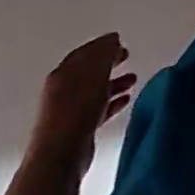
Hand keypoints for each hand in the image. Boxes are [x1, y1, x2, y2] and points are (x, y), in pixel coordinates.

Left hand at [26, 32, 137, 174]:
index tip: (119, 40)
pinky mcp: (77, 131)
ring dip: (113, 83)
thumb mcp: (95, 72)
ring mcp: (68, 112)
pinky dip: (111, 102)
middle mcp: (62, 91)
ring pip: (95, 91)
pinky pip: (98, 110)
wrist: (62, 155)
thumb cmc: (78, 108)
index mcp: (62, 73)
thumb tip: (112, 40)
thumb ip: (105, 53)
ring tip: (132, 79)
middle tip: (125, 56)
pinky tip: (125, 100)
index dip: (102, 45)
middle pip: (89, 71)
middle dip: (108, 63)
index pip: (84, 52)